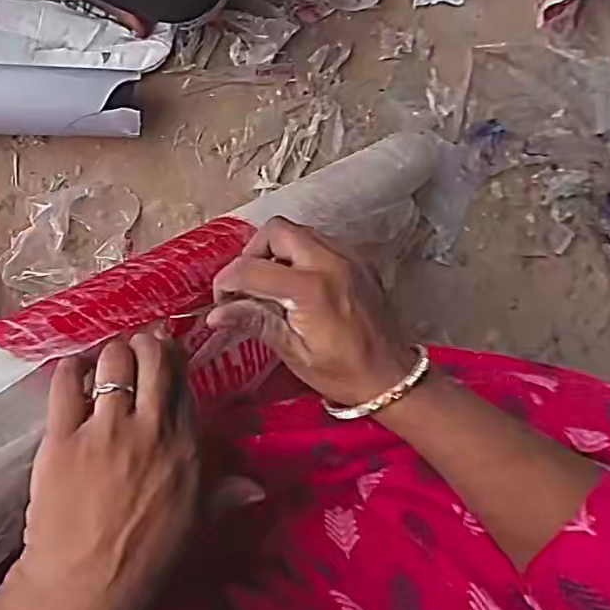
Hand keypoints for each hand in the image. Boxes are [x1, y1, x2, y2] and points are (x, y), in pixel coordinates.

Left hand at [14, 334, 200, 609]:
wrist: (84, 588)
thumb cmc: (143, 558)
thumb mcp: (194, 523)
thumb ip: (224, 494)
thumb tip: (257, 488)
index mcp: (186, 447)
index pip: (184, 383)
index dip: (174, 360)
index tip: (165, 354)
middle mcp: (151, 430)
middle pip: (153, 358)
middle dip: (145, 344)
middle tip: (135, 348)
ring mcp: (107, 431)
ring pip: (113, 361)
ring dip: (110, 354)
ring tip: (103, 362)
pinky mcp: (63, 438)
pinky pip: (66, 383)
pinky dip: (70, 369)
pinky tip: (72, 372)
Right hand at [208, 217, 418, 406]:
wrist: (392, 378)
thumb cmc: (343, 373)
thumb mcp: (294, 352)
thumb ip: (256, 322)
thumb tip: (217, 314)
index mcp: (312, 290)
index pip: (252, 268)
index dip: (227, 281)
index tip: (223, 300)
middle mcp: (331, 263)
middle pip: (276, 231)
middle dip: (252, 253)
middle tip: (246, 284)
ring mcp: (348, 258)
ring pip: (298, 232)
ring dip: (276, 251)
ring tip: (270, 284)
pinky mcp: (359, 261)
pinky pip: (320, 242)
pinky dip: (300, 254)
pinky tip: (297, 284)